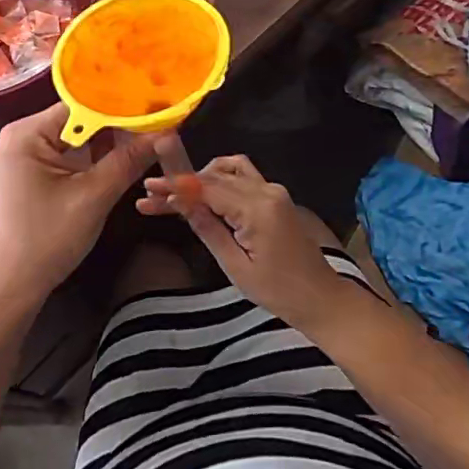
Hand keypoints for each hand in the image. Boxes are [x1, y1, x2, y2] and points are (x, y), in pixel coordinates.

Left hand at [0, 104, 153, 311]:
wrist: (10, 285)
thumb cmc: (45, 241)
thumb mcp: (92, 198)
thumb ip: (128, 161)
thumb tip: (165, 132)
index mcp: (27, 132)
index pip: (83, 105)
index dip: (122, 103)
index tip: (159, 101)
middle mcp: (24, 134)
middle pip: (81, 117)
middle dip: (120, 121)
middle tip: (163, 116)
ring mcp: (29, 152)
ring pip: (80, 135)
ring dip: (112, 138)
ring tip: (154, 130)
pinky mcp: (36, 170)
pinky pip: (73, 152)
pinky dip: (98, 154)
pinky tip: (128, 152)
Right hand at [137, 154, 361, 333]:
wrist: (321, 298)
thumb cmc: (278, 291)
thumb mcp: (235, 266)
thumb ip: (207, 229)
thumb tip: (179, 202)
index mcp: (257, 209)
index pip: (207, 188)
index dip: (175, 186)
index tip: (148, 188)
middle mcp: (267, 191)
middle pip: (214, 177)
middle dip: (181, 184)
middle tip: (152, 196)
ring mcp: (274, 191)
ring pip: (229, 169)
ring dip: (201, 177)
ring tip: (177, 194)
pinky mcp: (275, 197)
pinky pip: (243, 176)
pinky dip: (221, 178)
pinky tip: (204, 191)